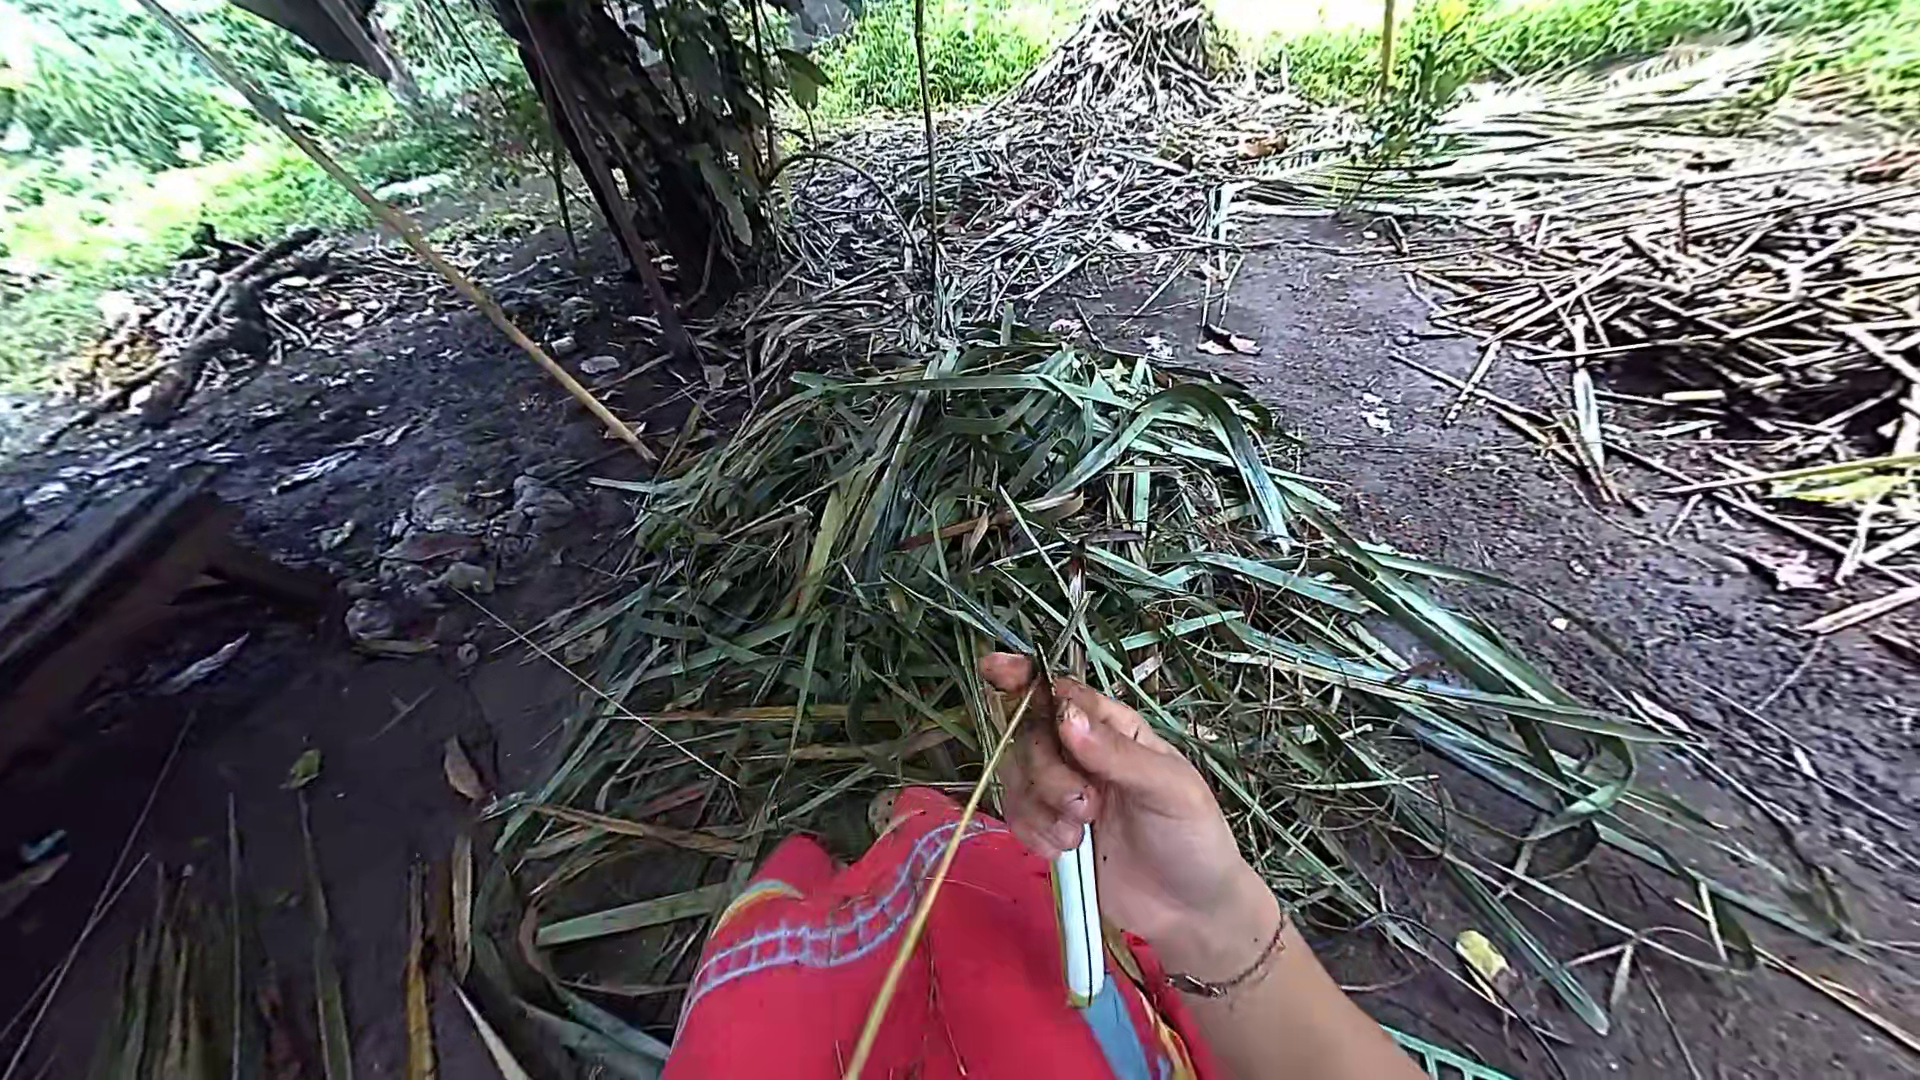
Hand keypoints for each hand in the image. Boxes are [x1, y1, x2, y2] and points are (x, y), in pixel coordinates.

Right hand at [979, 653, 1277, 975]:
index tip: (993, 668)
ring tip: (1078, 836)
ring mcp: (1060, 788)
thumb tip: (1065, 717)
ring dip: (1041, 807)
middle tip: (1085, 808)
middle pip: (1031, 735)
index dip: (1024, 676)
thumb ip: (1118, 753)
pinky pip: (1014, 813)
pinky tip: (1064, 851)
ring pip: (1016, 774)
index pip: (1061, 691)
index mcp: (1111, 726)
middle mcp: (1079, 750)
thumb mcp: (1169, 789)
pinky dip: (1033, 832)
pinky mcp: (1047, 826)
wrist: (1189, 914)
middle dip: (1048, 773)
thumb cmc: (1192, 837)